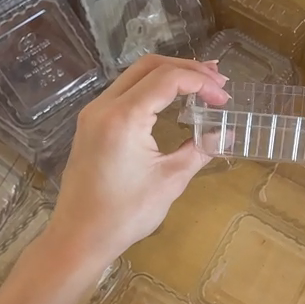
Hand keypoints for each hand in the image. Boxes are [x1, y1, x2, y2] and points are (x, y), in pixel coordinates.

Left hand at [47, 56, 227, 266]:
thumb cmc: (125, 214)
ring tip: (201, 84)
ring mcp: (94, 113)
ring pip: (135, 76)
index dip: (200, 82)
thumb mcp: (170, 181)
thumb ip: (199, 150)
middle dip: (186, 69)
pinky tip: (172, 99)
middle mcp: (104, 106)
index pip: (167, 79)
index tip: (224, 98)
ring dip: (169, 76)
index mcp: (123, 117)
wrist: (79, 237)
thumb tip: (225, 133)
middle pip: (149, 66)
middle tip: (218, 81)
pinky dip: (151, 89)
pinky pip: (124, 92)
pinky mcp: (92, 124)